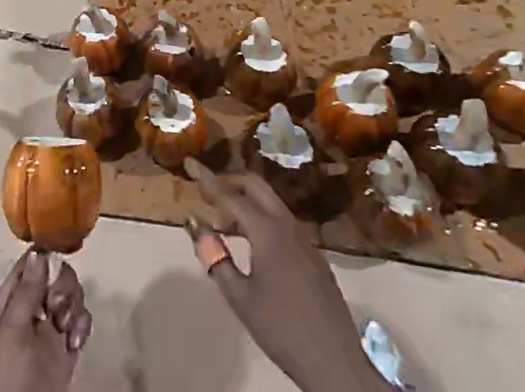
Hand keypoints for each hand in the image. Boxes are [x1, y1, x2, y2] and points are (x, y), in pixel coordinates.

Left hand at [0, 249, 91, 391]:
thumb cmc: (6, 376)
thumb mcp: (11, 330)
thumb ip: (26, 292)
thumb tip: (38, 252)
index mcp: (8, 305)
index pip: (26, 268)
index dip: (41, 256)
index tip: (58, 252)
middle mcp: (29, 313)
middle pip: (53, 279)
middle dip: (62, 284)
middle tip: (58, 302)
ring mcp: (48, 333)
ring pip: (69, 298)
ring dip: (73, 304)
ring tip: (66, 325)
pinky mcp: (66, 351)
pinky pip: (79, 324)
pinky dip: (82, 326)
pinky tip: (76, 340)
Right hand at [184, 161, 386, 391]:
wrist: (335, 362)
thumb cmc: (281, 330)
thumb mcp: (240, 298)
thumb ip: (217, 259)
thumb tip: (198, 227)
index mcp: (268, 232)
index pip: (230, 196)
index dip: (207, 179)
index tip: (189, 163)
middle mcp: (287, 226)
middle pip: (255, 186)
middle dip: (229, 181)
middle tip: (205, 189)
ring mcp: (304, 239)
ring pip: (271, 202)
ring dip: (245, 199)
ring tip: (222, 216)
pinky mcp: (313, 254)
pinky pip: (282, 221)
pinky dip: (260, 216)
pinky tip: (250, 240)